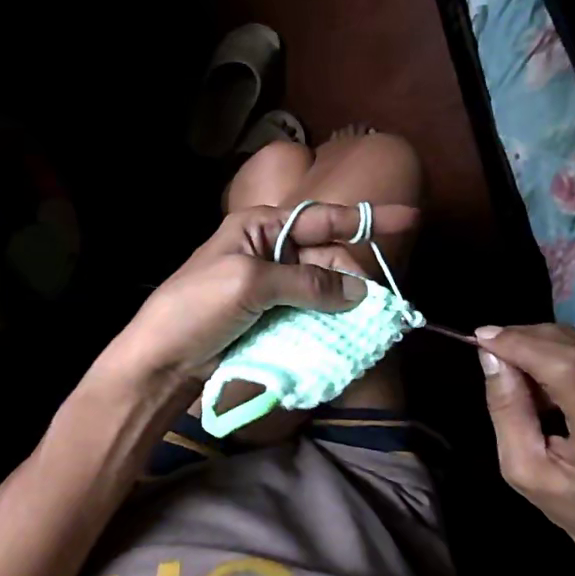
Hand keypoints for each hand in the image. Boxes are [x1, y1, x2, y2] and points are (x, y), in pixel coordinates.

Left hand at [94, 202, 420, 393]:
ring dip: (345, 302)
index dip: (365, 218)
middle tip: (373, 305)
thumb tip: (356, 290)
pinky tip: (346, 333)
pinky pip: (311, 312)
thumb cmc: (196, 307)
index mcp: (258, 227)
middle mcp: (269, 250)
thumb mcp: (249, 284)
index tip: (412, 218)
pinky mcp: (271, 316)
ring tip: (369, 322)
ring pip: (323, 286)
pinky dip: (330, 321)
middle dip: (353, 273)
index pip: (320, 217)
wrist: (162, 358)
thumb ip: (306, 281)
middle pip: (327, 254)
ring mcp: (271, 286)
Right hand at [472, 324, 574, 564]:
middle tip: (493, 353)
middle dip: (524, 340)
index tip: (482, 337)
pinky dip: (559, 354)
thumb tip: (490, 354)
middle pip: (573, 348)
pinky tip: (549, 378)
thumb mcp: (520, 467)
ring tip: (523, 375)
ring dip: (540, 346)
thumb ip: (506, 409)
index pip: (568, 368)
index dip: (522, 344)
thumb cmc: (568, 498)